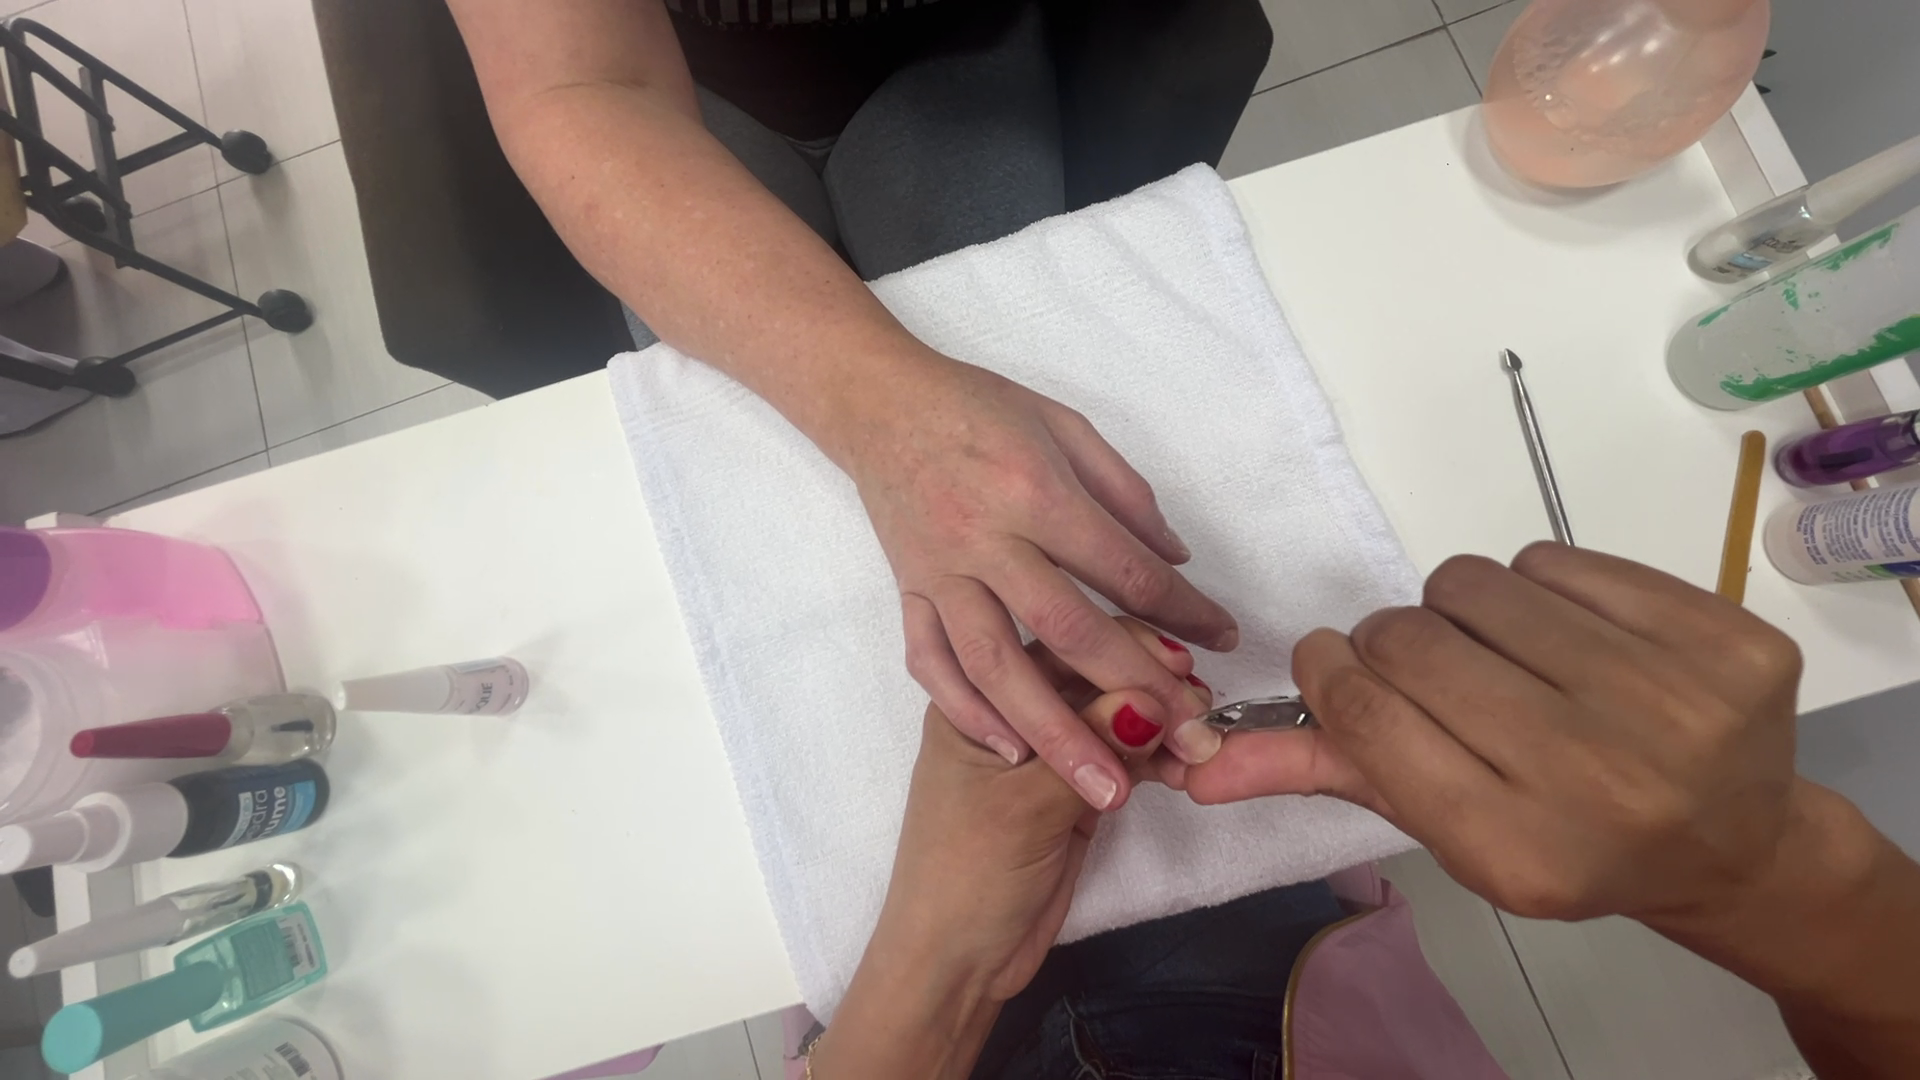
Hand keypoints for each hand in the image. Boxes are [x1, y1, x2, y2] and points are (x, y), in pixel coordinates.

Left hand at [812, 627, 1201, 1078]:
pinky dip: (1154, 758)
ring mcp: (1046, 752)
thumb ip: (1089, 748)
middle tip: (1201, 702)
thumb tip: (1156, 700)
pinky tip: (1186, 761)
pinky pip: (1120, 759)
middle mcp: (1013, 713)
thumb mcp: (1025, 804)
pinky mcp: (1073, 788)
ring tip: (1204, 737)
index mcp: (978, 699)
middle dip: (1146, 687)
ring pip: (1111, 720)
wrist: (959, 961)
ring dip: (1159, 725)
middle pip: (1088, 681)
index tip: (1177, 665)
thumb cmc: (969, 870)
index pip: (1054, 653)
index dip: (1116, 651)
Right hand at [835, 350, 1235, 808]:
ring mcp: (939, 574)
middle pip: (1066, 631)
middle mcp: (986, 540)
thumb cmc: (978, 407)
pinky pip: (930, 662)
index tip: (1220, 639)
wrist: (879, 404)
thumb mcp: (1064, 425)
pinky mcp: (907, 592)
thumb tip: (1173, 558)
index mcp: (1034, 489)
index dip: (1181, 608)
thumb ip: (1123, 493)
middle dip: (1131, 690)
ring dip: (1053, 733)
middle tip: (1185, 739)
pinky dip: (967, 711)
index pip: (1124, 567)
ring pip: (996, 667)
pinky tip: (1010, 749)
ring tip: (1105, 791)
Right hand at [1186, 543, 1799, 924]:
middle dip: (1392, 644)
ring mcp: (1676, 707)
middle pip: (1406, 639)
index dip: (1328, 670)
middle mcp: (1597, 781)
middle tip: (1429, 673)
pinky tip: (1567, 637)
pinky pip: (1548, 558)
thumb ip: (1314, 773)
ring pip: (1467, 583)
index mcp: (1511, 844)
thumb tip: (1194, 766)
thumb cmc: (1547, 835)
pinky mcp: (1729, 642)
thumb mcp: (1424, 821)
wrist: (1731, 846)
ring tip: (1496, 654)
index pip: (1362, 709)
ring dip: (1456, 611)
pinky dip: (1530, 586)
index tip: (1337, 664)